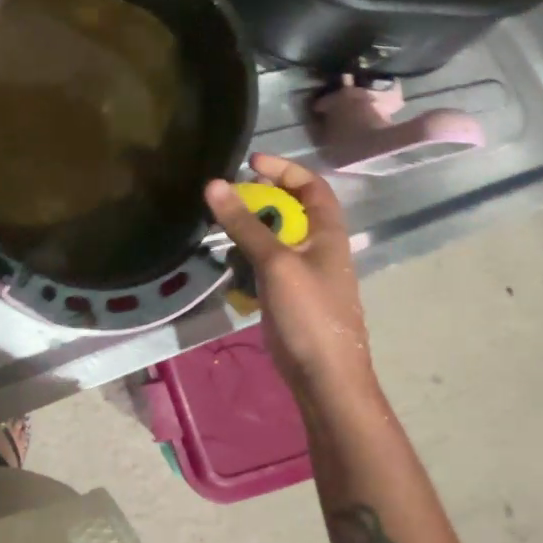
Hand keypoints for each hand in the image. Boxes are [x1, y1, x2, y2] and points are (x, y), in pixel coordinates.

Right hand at [208, 153, 375, 401]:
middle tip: (228, 197)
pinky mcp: (286, 295)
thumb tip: (214, 183)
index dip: (284, 169)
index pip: (312, 186)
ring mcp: (303, 273)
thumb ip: (245, 224)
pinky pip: (263, 263)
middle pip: (290, 209)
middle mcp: (318, 248)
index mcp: (328, 234)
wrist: (324, 379)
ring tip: (220, 227)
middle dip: (259, 199)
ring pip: (273, 237)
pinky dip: (245, 256)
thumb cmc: (310, 315)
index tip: (250, 164)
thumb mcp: (276, 263)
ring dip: (248, 228)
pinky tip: (227, 263)